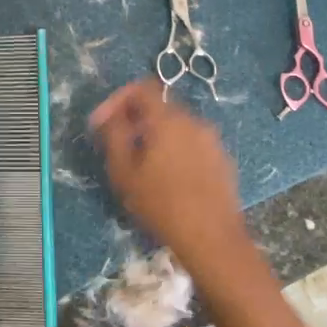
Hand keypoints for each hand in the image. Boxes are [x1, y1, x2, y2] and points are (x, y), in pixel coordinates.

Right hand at [90, 80, 250, 273]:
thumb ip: (113, 135)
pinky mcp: (223, 160)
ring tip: (143, 166)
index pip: (142, 87)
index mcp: (167, 119)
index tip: (103, 123)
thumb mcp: (124, 172)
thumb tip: (107, 116)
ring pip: (176, 127)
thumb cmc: (161, 204)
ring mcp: (212, 140)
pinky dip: (176, 151)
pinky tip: (169, 179)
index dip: (118, 99)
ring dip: (155, 137)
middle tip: (118, 146)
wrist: (212, 238)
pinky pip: (192, 144)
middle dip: (135, 121)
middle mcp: (194, 121)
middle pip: (159, 107)